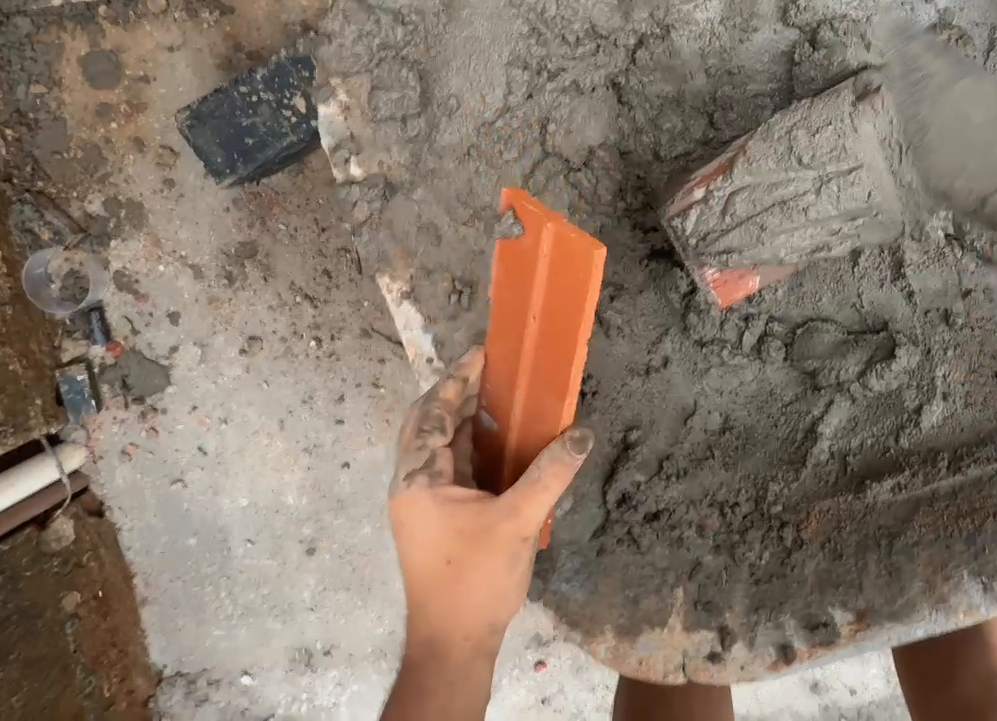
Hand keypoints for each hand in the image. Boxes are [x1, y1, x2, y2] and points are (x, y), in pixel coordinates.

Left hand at [388, 347, 593, 657]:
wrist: (455, 644)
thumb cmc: (475, 578)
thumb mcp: (518, 520)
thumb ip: (550, 473)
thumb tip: (583, 433)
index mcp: (418, 479)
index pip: (431, 414)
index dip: (457, 381)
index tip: (483, 353)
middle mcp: (413, 484)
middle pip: (427, 423)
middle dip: (456, 394)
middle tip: (492, 371)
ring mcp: (424, 502)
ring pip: (439, 445)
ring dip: (464, 419)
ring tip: (501, 396)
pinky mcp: (439, 517)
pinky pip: (453, 466)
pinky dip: (472, 445)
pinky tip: (502, 440)